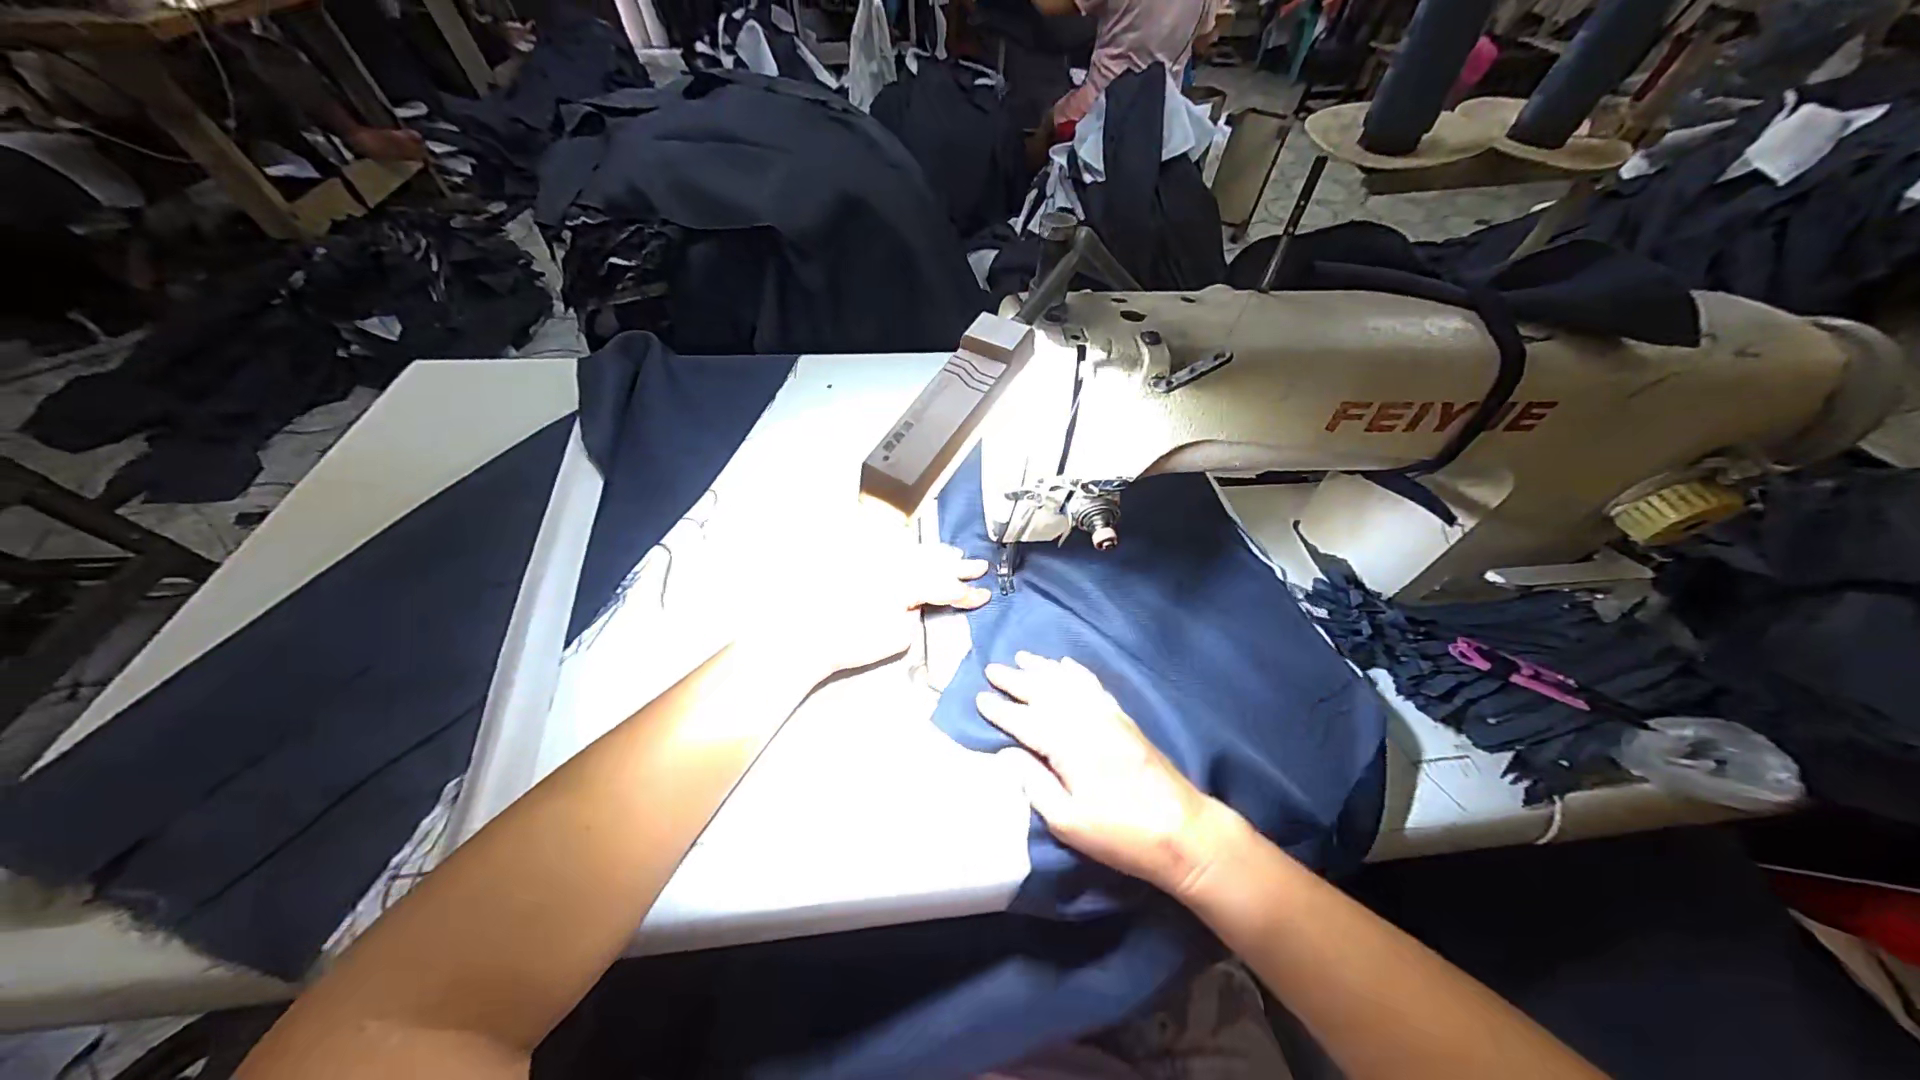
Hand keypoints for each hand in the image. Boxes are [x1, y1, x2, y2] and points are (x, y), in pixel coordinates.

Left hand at [767, 540, 990, 678]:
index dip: (966, 592)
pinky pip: (888, 546)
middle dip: (955, 564)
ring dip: (934, 552)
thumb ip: (914, 614)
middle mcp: (892, 562)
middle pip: (931, 560)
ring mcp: (874, 559)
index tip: (983, 595)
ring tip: (952, 552)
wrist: (804, 634)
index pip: (944, 585)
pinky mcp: (856, 559)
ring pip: (912, 549)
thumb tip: (917, 604)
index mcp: (907, 582)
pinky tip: (914, 545)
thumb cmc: (849, 641)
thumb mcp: (896, 636)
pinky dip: (906, 547)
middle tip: (976, 566)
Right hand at [976, 652, 1246, 897]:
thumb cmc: (1120, 833)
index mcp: (1068, 745)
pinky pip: (1094, 685)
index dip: (1001, 709)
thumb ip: (1035, 784)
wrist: (1182, 830)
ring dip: (1043, 668)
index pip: (1025, 720)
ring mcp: (1108, 716)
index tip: (979, 698)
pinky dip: (1077, 672)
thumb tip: (1008, 754)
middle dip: (1016, 680)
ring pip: (1068, 682)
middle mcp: (1086, 720)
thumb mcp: (1068, 821)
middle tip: (992, 669)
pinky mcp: (1123, 719)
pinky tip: (1067, 664)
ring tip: (1022, 658)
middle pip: (1045, 692)